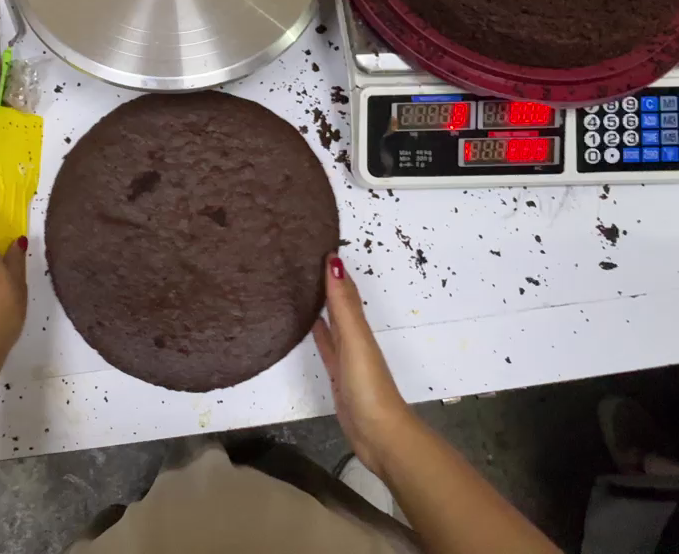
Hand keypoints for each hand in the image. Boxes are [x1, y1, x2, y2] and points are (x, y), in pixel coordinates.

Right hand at [312, 254, 416, 477]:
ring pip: (332, 322)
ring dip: (321, 303)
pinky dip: (318, 332)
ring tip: (299, 283)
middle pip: (339, 302)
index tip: (318, 242)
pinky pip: (326, 345)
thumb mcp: (355, 340)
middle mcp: (354, 337)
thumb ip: (343, 305)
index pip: (345, 288)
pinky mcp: (337, 375)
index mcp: (359, 327)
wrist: (379, 435)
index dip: (334, 268)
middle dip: (326, 281)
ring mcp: (346, 357)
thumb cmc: (368, 385)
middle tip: (302, 258)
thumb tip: (333, 261)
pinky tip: (308, 322)